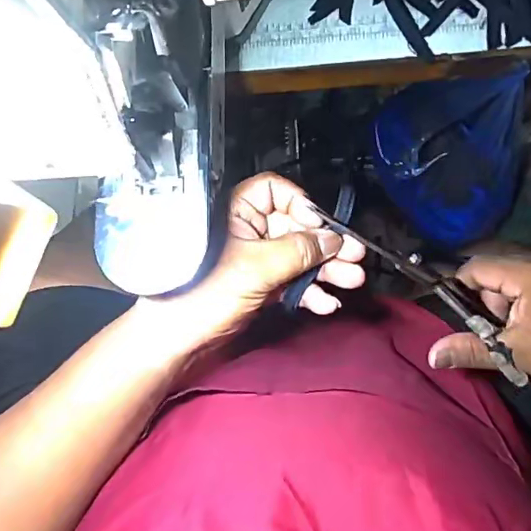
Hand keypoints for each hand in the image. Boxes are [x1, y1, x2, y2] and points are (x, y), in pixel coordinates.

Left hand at [144, 173, 366, 346]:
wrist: (177, 340)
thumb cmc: (197, 296)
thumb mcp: (257, 267)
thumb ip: (298, 250)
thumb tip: (330, 239)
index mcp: (234, 211)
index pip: (276, 191)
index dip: (301, 206)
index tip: (320, 226)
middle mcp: (245, 230)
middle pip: (296, 226)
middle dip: (326, 245)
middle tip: (352, 255)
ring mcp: (254, 258)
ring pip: (299, 256)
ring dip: (326, 270)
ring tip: (349, 280)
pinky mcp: (259, 284)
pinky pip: (292, 280)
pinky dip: (310, 290)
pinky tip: (325, 301)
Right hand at [426, 250, 530, 407]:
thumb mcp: (518, 353)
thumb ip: (472, 348)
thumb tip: (432, 354)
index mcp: (529, 270)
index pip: (476, 266)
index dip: (461, 290)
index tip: (465, 319)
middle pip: (496, 269)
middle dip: (490, 300)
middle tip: (503, 331)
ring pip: (516, 276)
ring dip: (510, 303)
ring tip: (524, 334)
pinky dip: (528, 300)